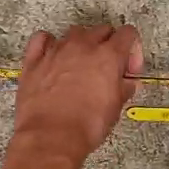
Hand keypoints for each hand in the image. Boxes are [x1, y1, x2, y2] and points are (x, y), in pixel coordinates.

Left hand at [10, 23, 142, 164]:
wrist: (50, 138)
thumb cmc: (83, 127)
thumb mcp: (115, 109)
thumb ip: (123, 88)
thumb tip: (127, 84)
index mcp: (107, 56)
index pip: (127, 34)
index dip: (133, 50)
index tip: (129, 68)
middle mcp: (82, 46)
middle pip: (102, 30)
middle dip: (109, 45)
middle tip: (108, 69)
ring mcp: (57, 50)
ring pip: (75, 33)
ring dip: (82, 45)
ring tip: (81, 66)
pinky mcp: (35, 60)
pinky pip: (42, 39)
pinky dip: (49, 43)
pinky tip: (53, 56)